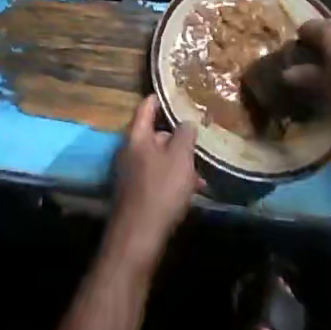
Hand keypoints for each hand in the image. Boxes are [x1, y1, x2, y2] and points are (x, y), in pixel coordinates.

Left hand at [105, 96, 199, 268]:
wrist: (138, 236)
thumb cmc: (160, 190)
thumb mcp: (180, 158)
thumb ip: (184, 135)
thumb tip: (186, 122)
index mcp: (136, 137)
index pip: (145, 107)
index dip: (159, 98)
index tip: (174, 92)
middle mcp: (129, 151)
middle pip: (153, 133)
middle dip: (176, 136)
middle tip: (198, 137)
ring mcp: (130, 173)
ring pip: (158, 157)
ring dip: (178, 161)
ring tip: (201, 170)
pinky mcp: (136, 193)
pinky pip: (157, 176)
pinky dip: (173, 178)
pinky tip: (192, 190)